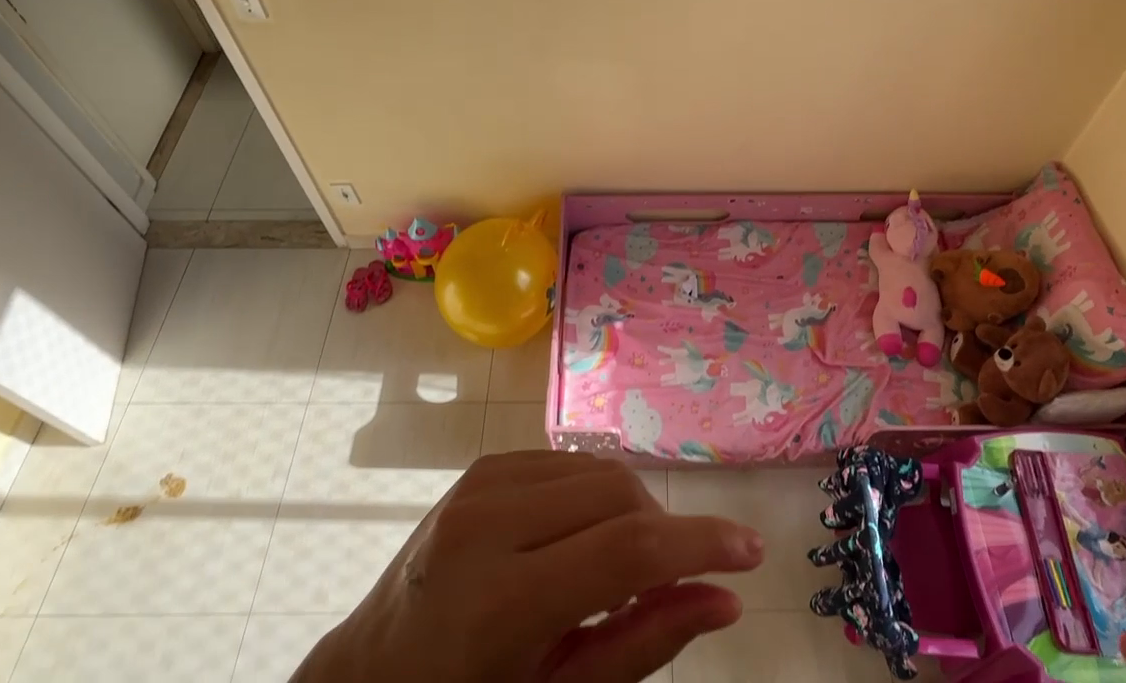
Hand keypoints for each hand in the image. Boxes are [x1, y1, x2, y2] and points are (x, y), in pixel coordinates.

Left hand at [294, 450, 763, 681]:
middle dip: (665, 531)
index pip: (627, 550)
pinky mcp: (478, 469)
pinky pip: (566, 463)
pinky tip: (583, 539)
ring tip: (619, 571)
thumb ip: (643, 644)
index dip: (701, 544)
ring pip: (598, 470)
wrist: (374, 670)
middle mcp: (486, 525)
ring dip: (631, 512)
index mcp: (501, 602)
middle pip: (618, 495)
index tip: (751, 553)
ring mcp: (476, 487)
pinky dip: (595, 495)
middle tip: (668, 585)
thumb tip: (725, 600)